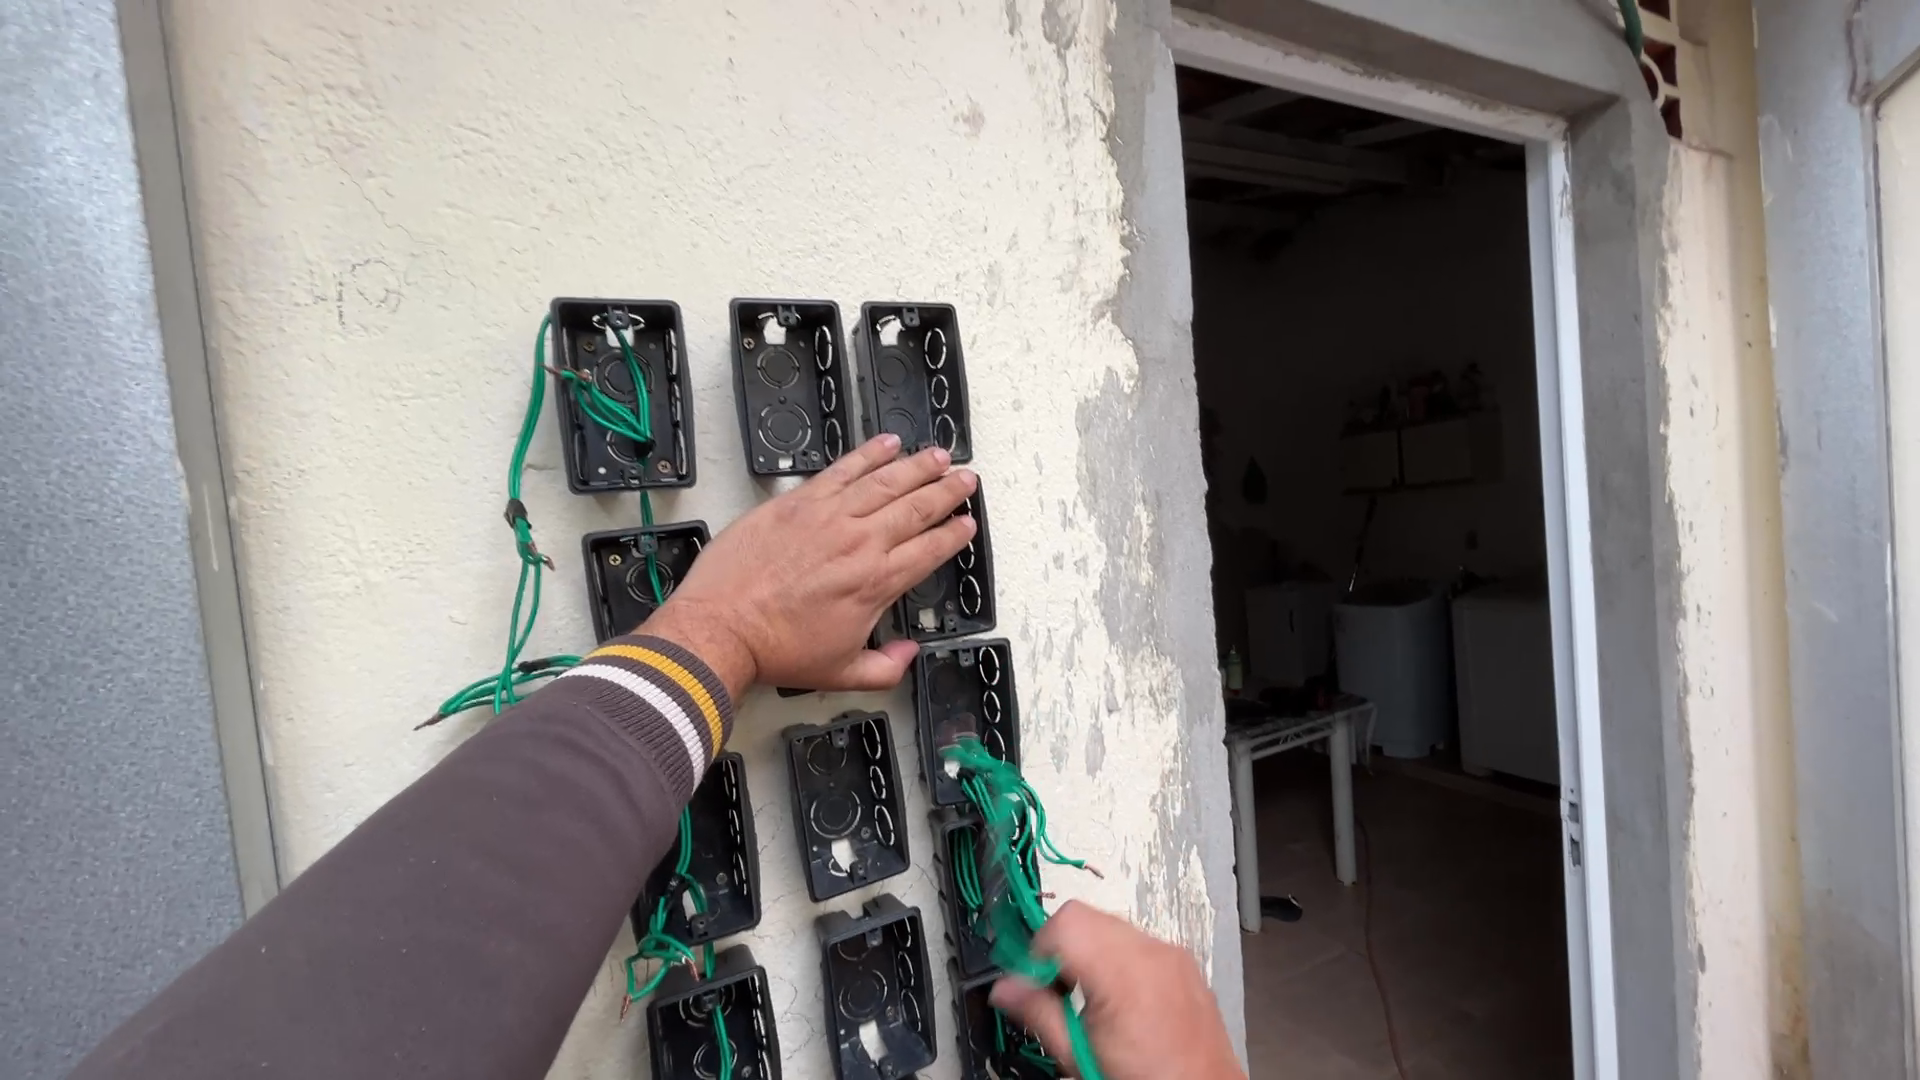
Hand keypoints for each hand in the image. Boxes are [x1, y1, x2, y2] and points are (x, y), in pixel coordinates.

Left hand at [642, 434, 976, 696]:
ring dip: (918, 466)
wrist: (721, 628)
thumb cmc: (774, 648)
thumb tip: (908, 655)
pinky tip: (886, 444)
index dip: (954, 534)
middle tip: (965, 479)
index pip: (930, 550)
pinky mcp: (799, 503)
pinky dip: (868, 454)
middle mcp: (860, 543)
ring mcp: (830, 518)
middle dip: (948, 491)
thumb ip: (886, 667)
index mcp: (875, 582)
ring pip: (887, 482)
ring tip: (939, 455)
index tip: (966, 524)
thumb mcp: (841, 672)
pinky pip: (843, 470)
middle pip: (918, 508)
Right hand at [990, 901, 1243, 1079]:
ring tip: (1088, 998)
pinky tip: (1119, 998)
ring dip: (1089, 950)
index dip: (1040, 947)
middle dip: (1062, 947)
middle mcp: (1150, 951)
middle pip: (1085, 917)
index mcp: (1122, 972)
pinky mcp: (1183, 961)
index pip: (1065, 921)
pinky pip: (1137, 940)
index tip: (1034, 980)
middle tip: (1057, 991)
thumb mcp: (1080, 1058)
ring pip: (1109, 925)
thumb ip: (1039, 1013)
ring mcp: (1171, 953)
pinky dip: (1118, 957)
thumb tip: (1001, 988)